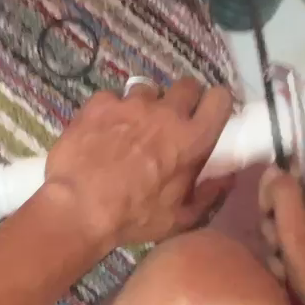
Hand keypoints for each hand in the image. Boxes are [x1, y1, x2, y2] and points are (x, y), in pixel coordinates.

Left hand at [40, 78, 235, 249]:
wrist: (78, 208)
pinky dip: (112, 111)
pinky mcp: (100, 103)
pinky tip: (103, 131)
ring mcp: (131, 104)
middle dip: (183, 100)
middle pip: (186, 86)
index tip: (207, 116)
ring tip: (132, 128)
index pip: (219, 99)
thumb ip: (208, 194)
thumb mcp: (179, 219)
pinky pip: (113, 98)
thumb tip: (226, 178)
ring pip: (148, 90)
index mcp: (192, 139)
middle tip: (171, 123)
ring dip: (146, 105)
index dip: (215, 104)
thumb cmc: (133, 218)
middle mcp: (165, 113)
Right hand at [258, 166, 304, 304]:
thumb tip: (271, 170)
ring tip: (287, 268)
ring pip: (282, 227)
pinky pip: (291, 247)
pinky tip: (289, 277)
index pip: (289, 172)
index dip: (273, 194)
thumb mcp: (296, 231)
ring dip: (277, 249)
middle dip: (274, 228)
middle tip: (281, 249)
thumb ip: (283, 194)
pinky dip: (286, 262)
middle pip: (282, 203)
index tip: (272, 217)